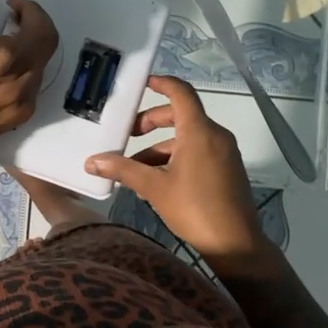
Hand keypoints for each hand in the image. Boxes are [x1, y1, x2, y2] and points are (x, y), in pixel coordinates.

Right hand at [0, 0, 58, 156]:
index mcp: (0, 65)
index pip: (39, 31)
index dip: (33, 11)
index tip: (13, 6)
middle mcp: (19, 86)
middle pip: (47, 46)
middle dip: (34, 27)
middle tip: (12, 20)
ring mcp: (22, 104)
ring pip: (39, 66)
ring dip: (28, 49)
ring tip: (3, 45)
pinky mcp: (19, 117)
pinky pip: (30, 85)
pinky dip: (22, 70)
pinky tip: (0, 71)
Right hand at [85, 75, 263, 258]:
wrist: (236, 244)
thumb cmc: (194, 208)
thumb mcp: (153, 188)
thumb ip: (122, 169)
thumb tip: (92, 161)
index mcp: (199, 131)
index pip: (181, 93)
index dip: (162, 83)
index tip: (143, 83)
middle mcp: (215, 135)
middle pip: (180, 115)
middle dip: (151, 122)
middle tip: (128, 134)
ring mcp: (224, 152)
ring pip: (187, 138)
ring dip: (160, 147)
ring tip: (135, 168)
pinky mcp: (227, 169)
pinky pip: (198, 152)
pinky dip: (176, 158)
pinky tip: (157, 182)